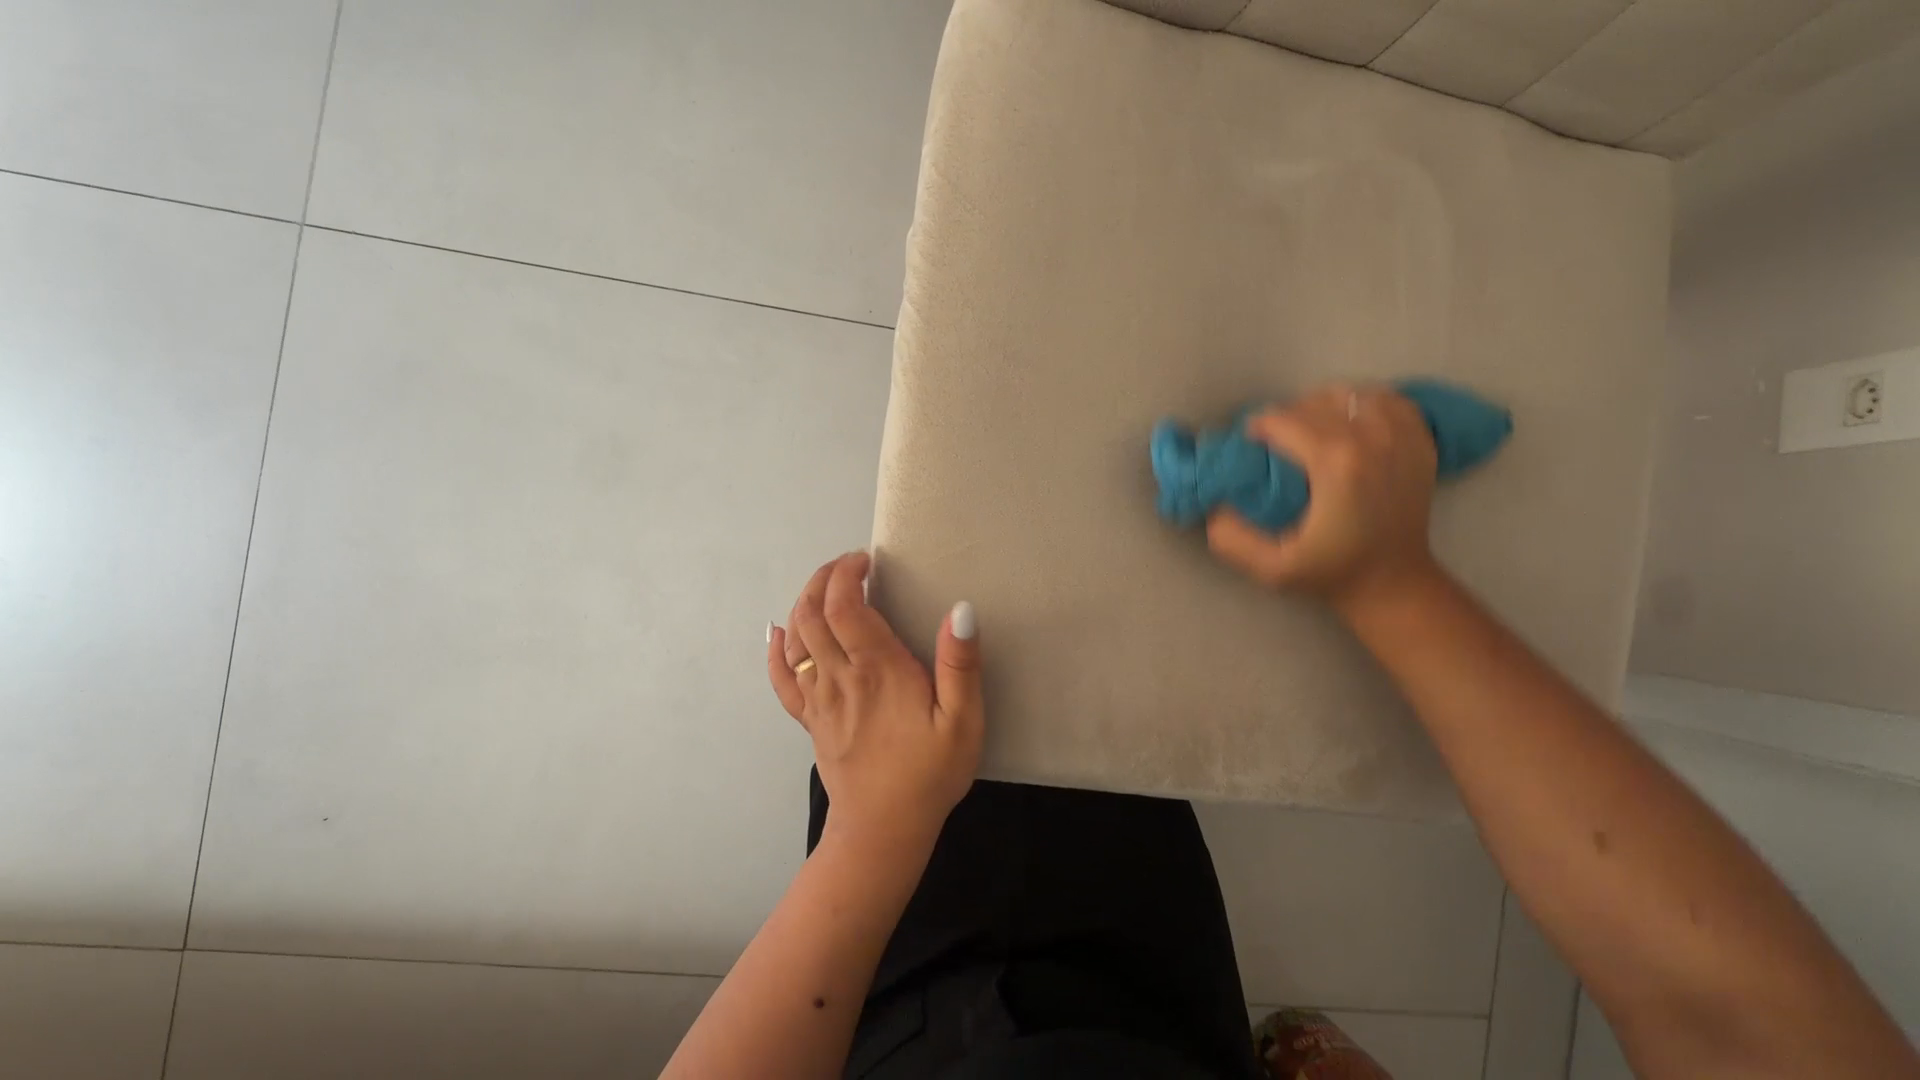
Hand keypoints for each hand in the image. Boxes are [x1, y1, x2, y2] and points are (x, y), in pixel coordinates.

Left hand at [768, 552, 982, 852]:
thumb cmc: (929, 774)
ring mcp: (818, 700)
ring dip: (802, 603)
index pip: (844, 604)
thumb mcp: (962, 721)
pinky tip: (778, 633)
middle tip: (847, 566)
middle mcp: (838, 677)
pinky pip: (781, 679)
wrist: (882, 830)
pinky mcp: (810, 721)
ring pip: (794, 638)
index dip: (847, 572)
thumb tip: (960, 609)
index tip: (866, 559)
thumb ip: (960, 664)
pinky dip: (776, 650)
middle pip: (811, 612)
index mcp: (876, 669)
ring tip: (824, 588)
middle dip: (823, 578)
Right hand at [1206, 383, 1441, 611]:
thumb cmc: (1332, 573)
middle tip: (1277, 447)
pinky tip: (1349, 427)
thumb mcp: (1271, 569)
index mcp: (1337, 462)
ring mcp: (1402, 433)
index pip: (1283, 418)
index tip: (1252, 448)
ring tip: (1311, 435)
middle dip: (1287, 419)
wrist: (1395, 584)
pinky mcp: (1420, 438)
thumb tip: (1215, 502)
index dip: (1258, 429)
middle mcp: (1373, 437)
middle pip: (1312, 402)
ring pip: (1346, 394)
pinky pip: (1382, 398)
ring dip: (1322, 408)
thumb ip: (1231, 537)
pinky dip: (1361, 405)